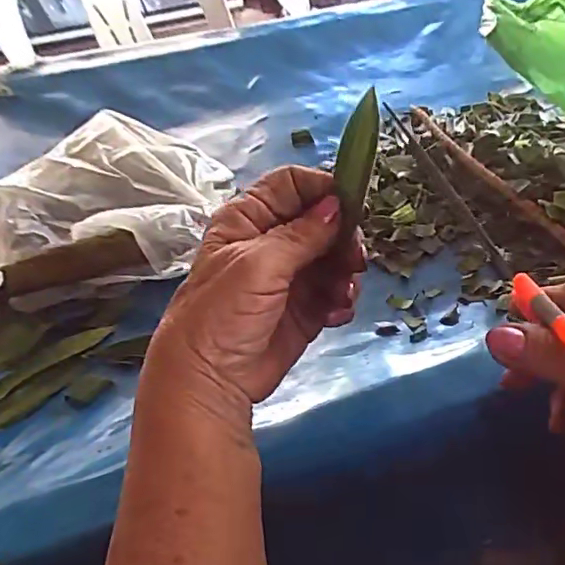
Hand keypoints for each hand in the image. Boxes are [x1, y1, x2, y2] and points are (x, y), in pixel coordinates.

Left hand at [147, 166, 363, 414]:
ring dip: (346, 274)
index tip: (353, 206)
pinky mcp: (305, 312)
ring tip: (342, 295)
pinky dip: (342, 302)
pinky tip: (336, 314)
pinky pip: (335, 295)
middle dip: (343, 238)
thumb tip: (338, 205)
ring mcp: (290, 280)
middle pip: (322, 224)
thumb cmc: (222, 314)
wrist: (210, 378)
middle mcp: (272, 244)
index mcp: (249, 220)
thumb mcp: (259, 264)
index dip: (324, 190)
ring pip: (334, 260)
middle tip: (354, 260)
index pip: (292, 186)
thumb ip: (302, 234)